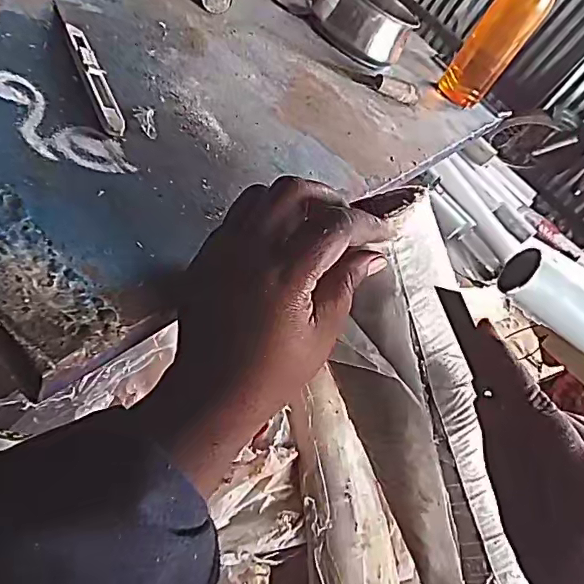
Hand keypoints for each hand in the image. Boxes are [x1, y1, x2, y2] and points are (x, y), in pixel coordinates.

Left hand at [136, 177, 389, 492]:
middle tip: (344, 221)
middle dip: (327, 198)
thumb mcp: (321, 334)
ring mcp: (221, 250)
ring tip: (310, 226)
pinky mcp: (204, 256)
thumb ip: (344, 284)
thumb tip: (368, 255)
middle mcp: (249, 251)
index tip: (379, 232)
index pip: (333, 224)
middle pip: (292, 191)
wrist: (210, 392)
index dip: (364, 222)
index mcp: (285, 273)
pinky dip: (261, 217)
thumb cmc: (269, 375)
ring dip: (290, 201)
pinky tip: (275, 243)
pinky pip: (235, 217)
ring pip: (259, 196)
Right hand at [438, 289, 583, 583]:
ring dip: (544, 436)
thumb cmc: (562, 575)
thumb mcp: (516, 517)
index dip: (502, 364)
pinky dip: (566, 446)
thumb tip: (489, 403)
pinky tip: (562, 482)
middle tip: (497, 441)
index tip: (481, 330)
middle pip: (550, 413)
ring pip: (570, 424)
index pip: (534, 403)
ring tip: (538, 482)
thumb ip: (504, 455)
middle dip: (519, 417)